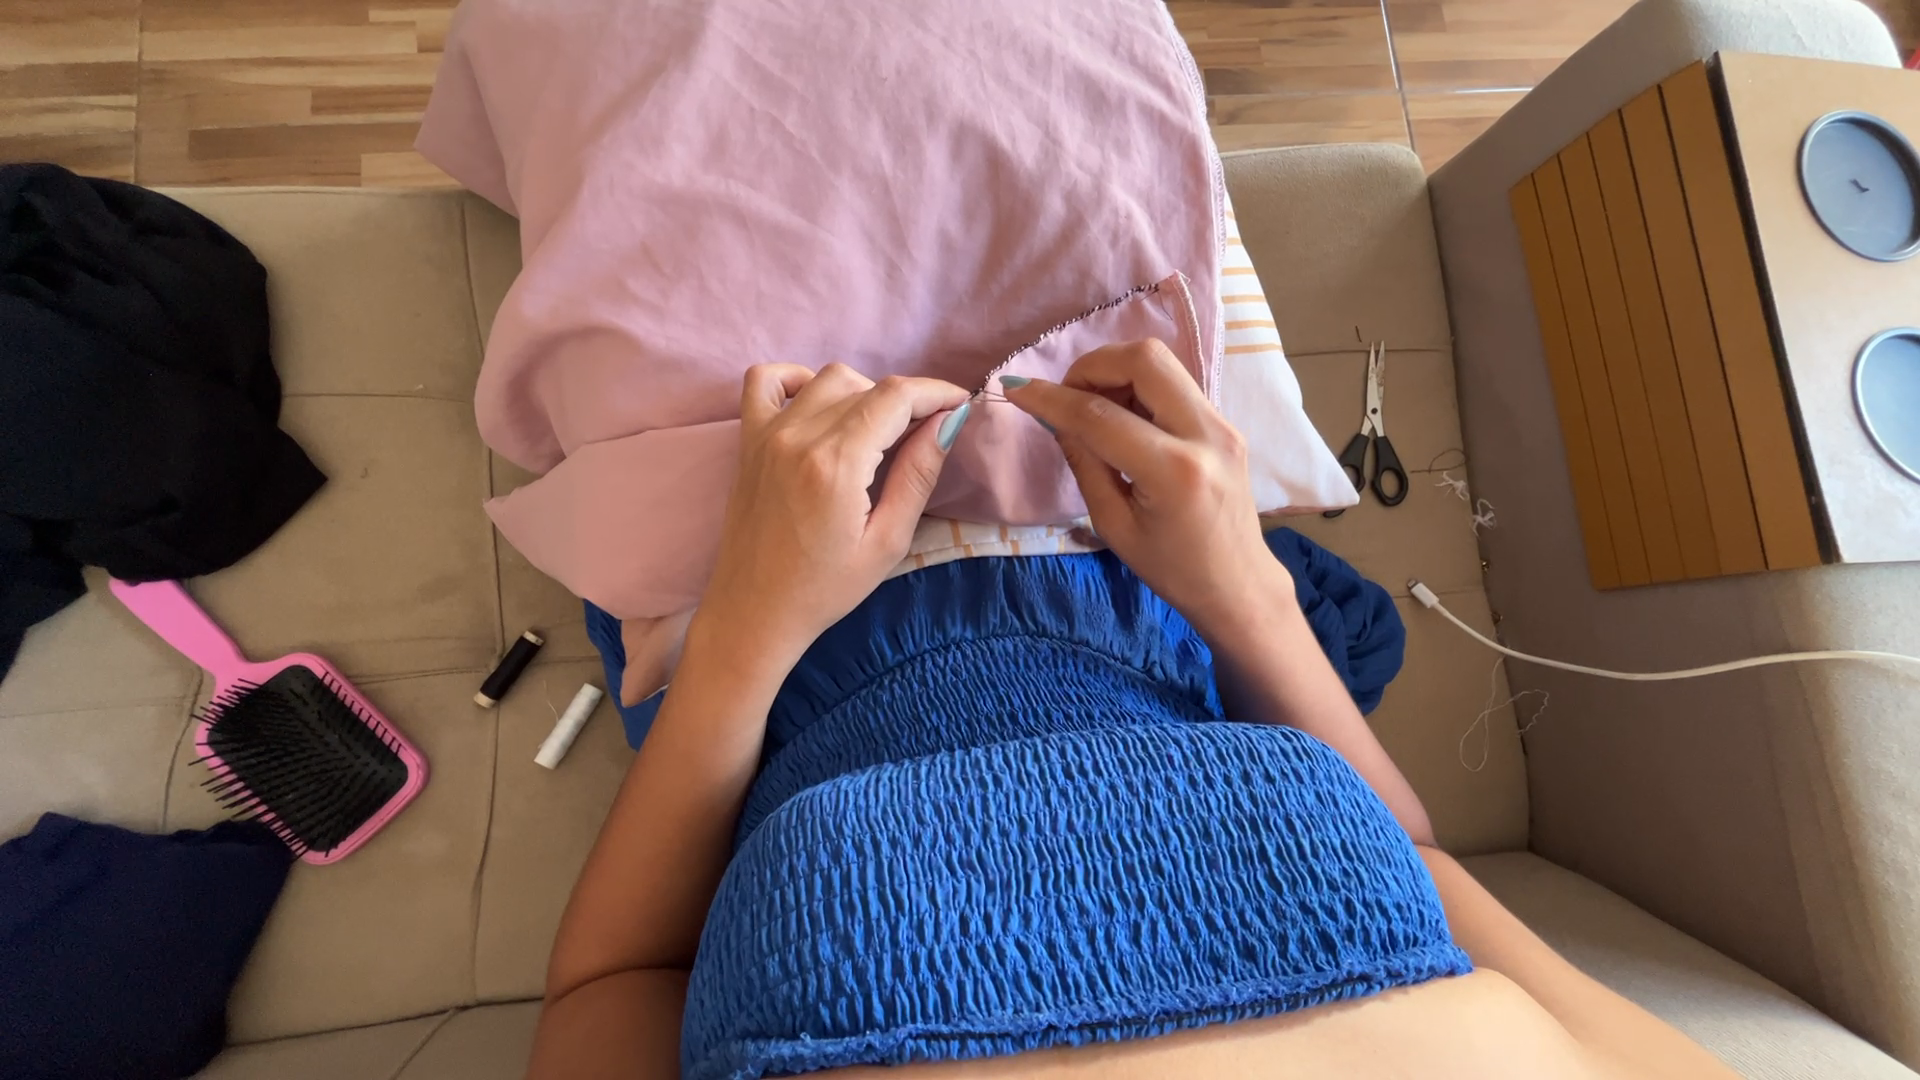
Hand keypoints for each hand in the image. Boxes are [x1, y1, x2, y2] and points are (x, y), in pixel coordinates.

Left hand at [695, 363, 971, 666]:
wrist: (754, 612)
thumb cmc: (826, 589)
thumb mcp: (888, 542)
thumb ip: (918, 475)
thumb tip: (947, 422)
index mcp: (836, 464)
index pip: (897, 397)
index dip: (937, 392)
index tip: (959, 404)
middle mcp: (798, 436)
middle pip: (868, 385)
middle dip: (908, 400)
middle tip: (925, 433)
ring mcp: (767, 434)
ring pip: (827, 378)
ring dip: (863, 392)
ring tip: (878, 431)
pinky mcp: (747, 441)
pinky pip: (767, 380)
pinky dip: (799, 380)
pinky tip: (819, 407)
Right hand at [1001, 339, 1287, 639]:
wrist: (1237, 583)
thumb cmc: (1170, 568)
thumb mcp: (1113, 525)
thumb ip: (1084, 462)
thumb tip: (1056, 416)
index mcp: (1173, 472)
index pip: (1101, 415)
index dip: (1052, 399)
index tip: (1017, 390)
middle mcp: (1205, 434)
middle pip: (1144, 359)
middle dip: (1092, 366)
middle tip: (1068, 396)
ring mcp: (1222, 423)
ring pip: (1161, 362)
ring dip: (1115, 372)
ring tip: (1093, 410)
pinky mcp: (1224, 422)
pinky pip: (1173, 383)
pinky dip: (1137, 387)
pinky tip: (1122, 419)